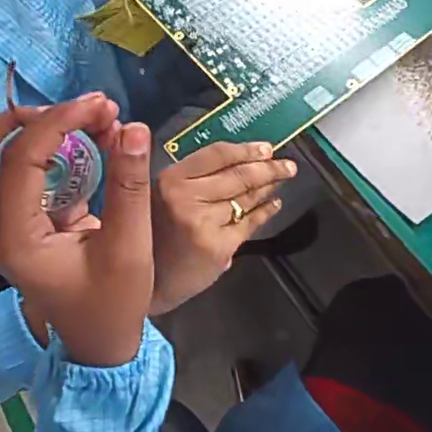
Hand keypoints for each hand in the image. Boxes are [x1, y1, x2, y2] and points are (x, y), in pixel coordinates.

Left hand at [0, 95, 154, 367]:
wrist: (100, 346)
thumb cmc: (113, 305)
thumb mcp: (129, 247)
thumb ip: (129, 186)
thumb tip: (132, 127)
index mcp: (16, 238)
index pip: (21, 160)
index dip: (58, 122)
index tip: (101, 106)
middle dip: (28, 120)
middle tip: (79, 109)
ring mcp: (5, 226)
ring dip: (35, 132)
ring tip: (90, 119)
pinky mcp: (22, 223)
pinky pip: (20, 175)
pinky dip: (49, 151)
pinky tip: (89, 142)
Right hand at [149, 141, 295, 314]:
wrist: (145, 284)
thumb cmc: (149, 238)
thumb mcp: (156, 198)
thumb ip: (187, 179)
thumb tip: (233, 161)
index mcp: (168, 181)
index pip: (215, 155)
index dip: (245, 150)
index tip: (265, 148)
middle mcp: (185, 199)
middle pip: (238, 175)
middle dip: (268, 168)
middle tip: (286, 165)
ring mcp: (203, 224)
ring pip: (245, 198)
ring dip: (268, 187)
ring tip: (281, 179)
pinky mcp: (218, 248)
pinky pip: (248, 223)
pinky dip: (265, 212)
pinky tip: (273, 205)